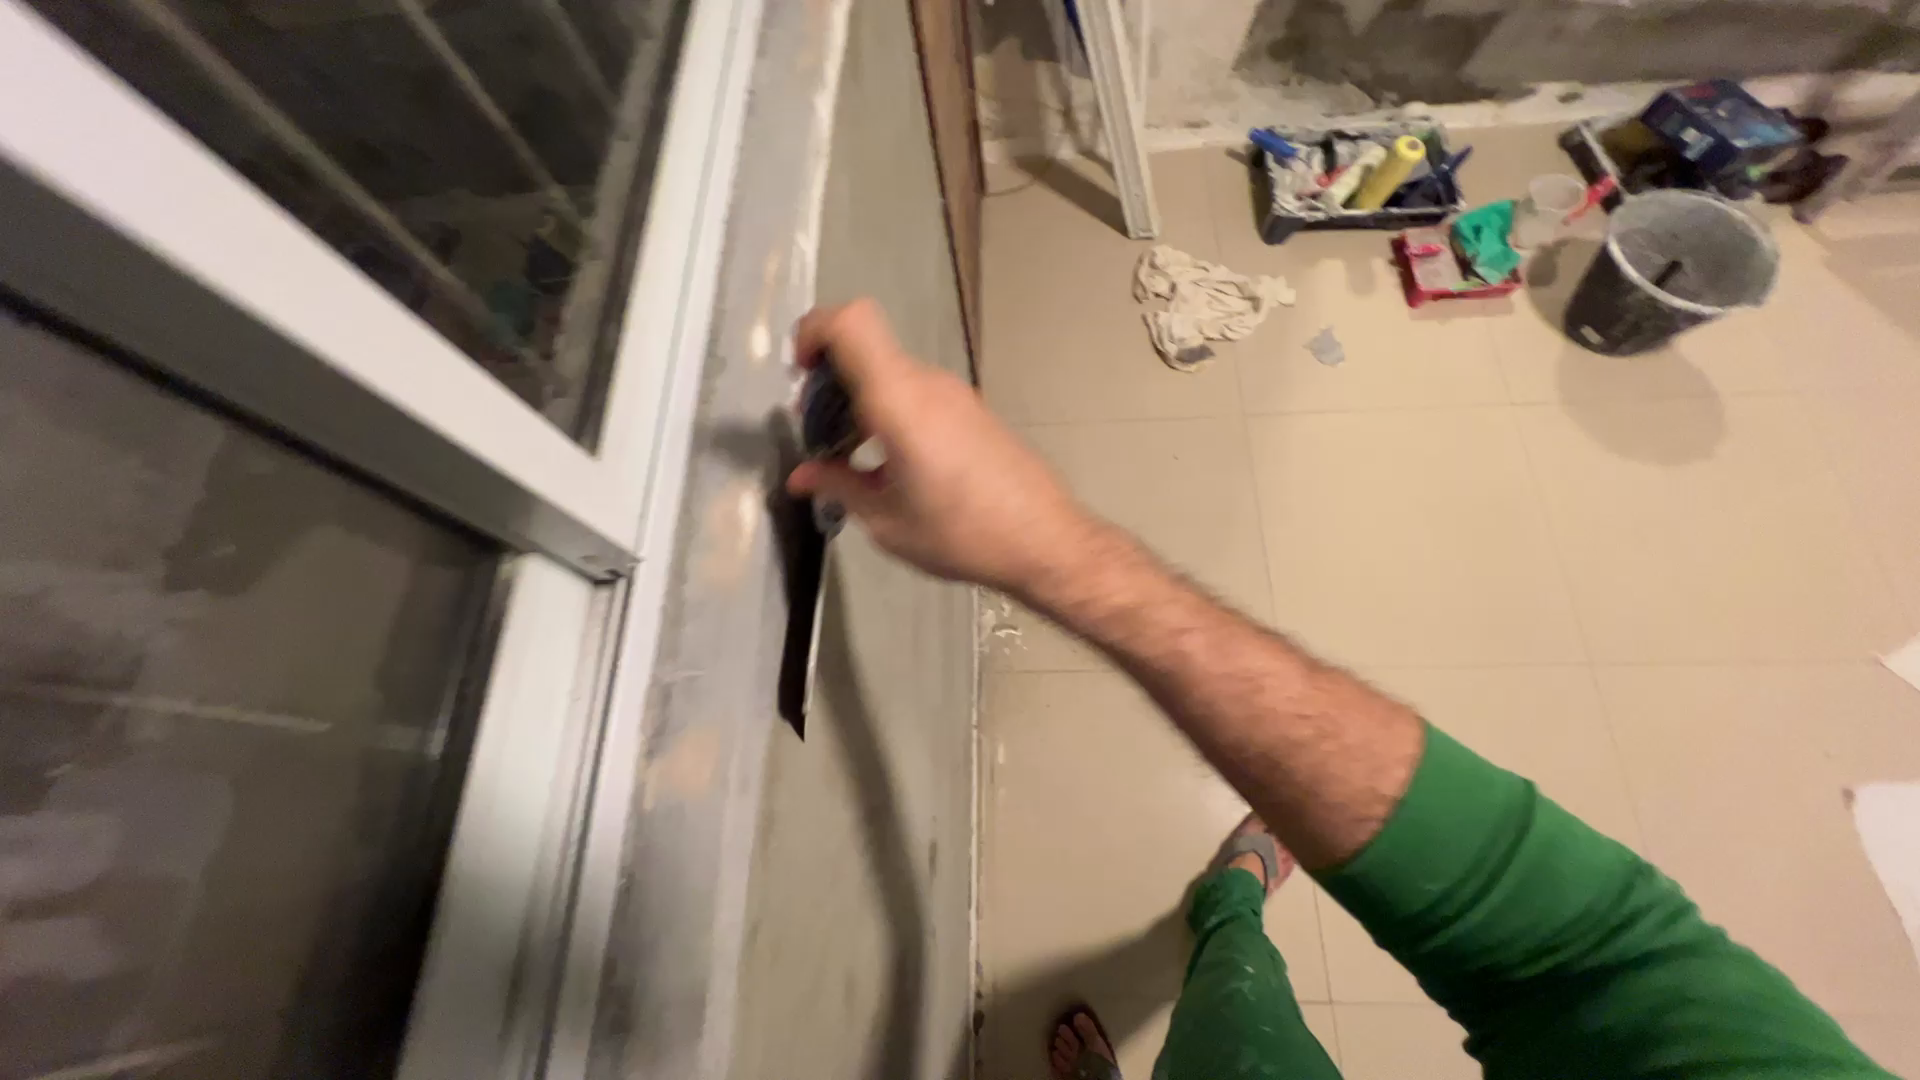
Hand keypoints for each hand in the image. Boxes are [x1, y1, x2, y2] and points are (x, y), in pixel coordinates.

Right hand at [786, 299, 1093, 594]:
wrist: (1045, 541)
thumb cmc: (962, 534)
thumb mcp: (888, 521)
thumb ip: (839, 488)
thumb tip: (803, 476)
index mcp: (901, 401)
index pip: (850, 322)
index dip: (813, 333)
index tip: (801, 379)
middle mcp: (929, 384)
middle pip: (865, 352)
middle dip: (829, 387)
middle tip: (819, 438)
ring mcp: (955, 396)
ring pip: (890, 377)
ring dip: (859, 406)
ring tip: (850, 461)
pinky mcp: (972, 412)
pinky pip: (916, 396)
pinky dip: (889, 416)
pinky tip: (890, 467)